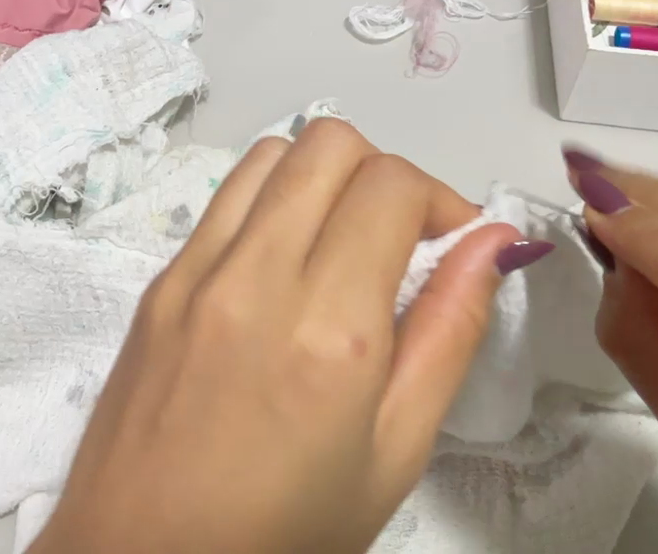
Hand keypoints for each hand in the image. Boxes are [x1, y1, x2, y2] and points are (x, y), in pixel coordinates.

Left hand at [30, 119, 546, 553]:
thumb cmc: (282, 532)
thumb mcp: (394, 451)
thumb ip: (451, 330)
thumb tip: (496, 240)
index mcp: (330, 328)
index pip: (391, 185)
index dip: (440, 199)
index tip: (451, 243)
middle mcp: (257, 276)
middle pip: (331, 142)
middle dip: (383, 173)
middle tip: (398, 238)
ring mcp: (197, 269)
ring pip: (275, 152)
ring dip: (324, 174)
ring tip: (340, 240)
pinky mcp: (161, 277)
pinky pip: (226, 196)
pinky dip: (271, 198)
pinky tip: (282, 261)